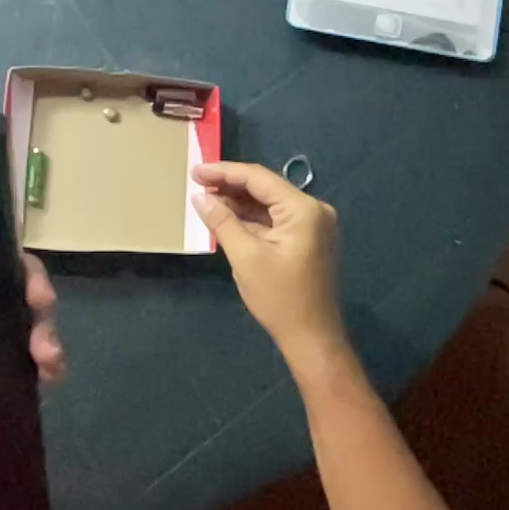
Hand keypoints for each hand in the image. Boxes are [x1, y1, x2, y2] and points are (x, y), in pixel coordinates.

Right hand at [191, 162, 343, 361]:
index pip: (259, 178)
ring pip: (268, 203)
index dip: (224, 172)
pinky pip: (275, 219)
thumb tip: (199, 197)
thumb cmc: (280, 298)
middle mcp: (313, 210)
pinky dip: (251, 217)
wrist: (312, 338)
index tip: (195, 171)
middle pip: (265, 188)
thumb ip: (222, 221)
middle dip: (230, 185)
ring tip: (206, 198)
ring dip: (239, 201)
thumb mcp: (245, 257)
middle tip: (197, 183)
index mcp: (303, 209)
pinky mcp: (307, 239)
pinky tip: (226, 216)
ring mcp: (312, 225)